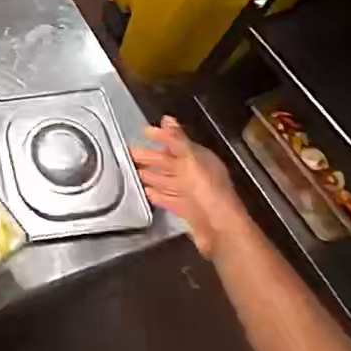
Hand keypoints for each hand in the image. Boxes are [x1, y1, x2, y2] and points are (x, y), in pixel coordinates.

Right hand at [131, 115, 251, 259]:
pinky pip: (168, 199)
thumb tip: (167, 119)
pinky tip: (145, 191)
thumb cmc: (208, 192)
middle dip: (149, 157)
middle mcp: (196, 174)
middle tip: (129, 153)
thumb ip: (177, 140)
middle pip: (169, 163)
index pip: (177, 144)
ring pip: (167, 180)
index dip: (161, 137)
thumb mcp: (192, 161)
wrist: (221, 231)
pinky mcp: (186, 211)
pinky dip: (156, 194)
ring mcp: (191, 194)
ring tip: (131, 171)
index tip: (144, 131)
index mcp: (200, 159)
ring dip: (150, 175)